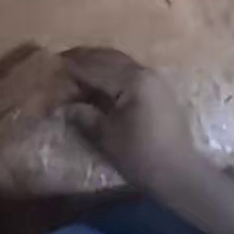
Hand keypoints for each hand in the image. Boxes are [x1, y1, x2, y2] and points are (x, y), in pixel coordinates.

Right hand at [59, 47, 205, 192]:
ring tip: (77, 67)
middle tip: (62, 60)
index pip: (95, 68)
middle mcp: (145, 72)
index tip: (53, 64)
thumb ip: (83, 115)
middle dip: (84, 58)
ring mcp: (154, 80)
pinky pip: (129, 71)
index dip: (72, 67)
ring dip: (98, 62)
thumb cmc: (140, 155)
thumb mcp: (106, 136)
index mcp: (132, 80)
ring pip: (120, 62)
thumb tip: (64, 106)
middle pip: (108, 58)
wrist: (180, 175)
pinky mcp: (158, 90)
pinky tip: (99, 79)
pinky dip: (111, 70)